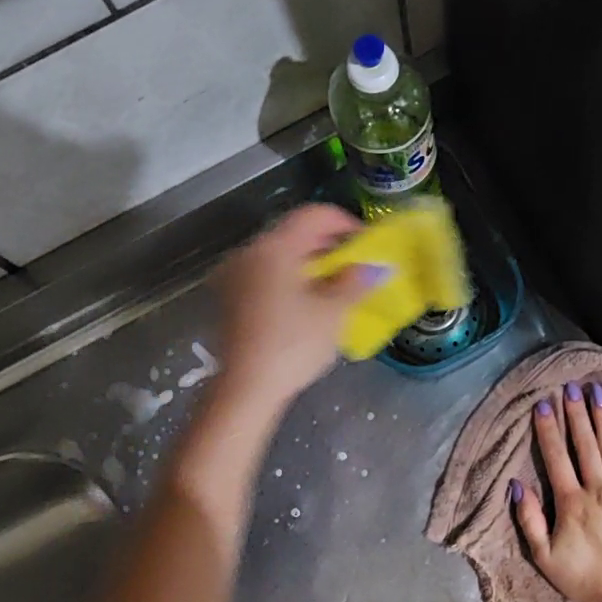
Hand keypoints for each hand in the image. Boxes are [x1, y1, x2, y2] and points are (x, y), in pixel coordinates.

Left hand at [212, 204, 385, 411]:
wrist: (246, 386)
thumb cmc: (293, 344)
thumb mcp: (333, 313)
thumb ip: (355, 283)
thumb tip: (373, 267)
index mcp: (275, 246)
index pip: (314, 215)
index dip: (345, 223)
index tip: (367, 242)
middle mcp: (249, 252)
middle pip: (293, 234)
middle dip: (327, 246)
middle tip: (354, 265)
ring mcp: (234, 275)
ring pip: (278, 257)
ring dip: (308, 265)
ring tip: (334, 287)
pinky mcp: (229, 298)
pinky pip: (265, 276)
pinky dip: (288, 280)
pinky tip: (306, 303)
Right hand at [510, 380, 601, 601]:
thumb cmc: (583, 579)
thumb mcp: (544, 556)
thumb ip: (529, 520)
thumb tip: (517, 486)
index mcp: (570, 503)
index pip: (556, 458)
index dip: (549, 430)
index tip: (545, 405)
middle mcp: (597, 490)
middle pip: (585, 445)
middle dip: (577, 414)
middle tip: (573, 387)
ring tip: (600, 392)